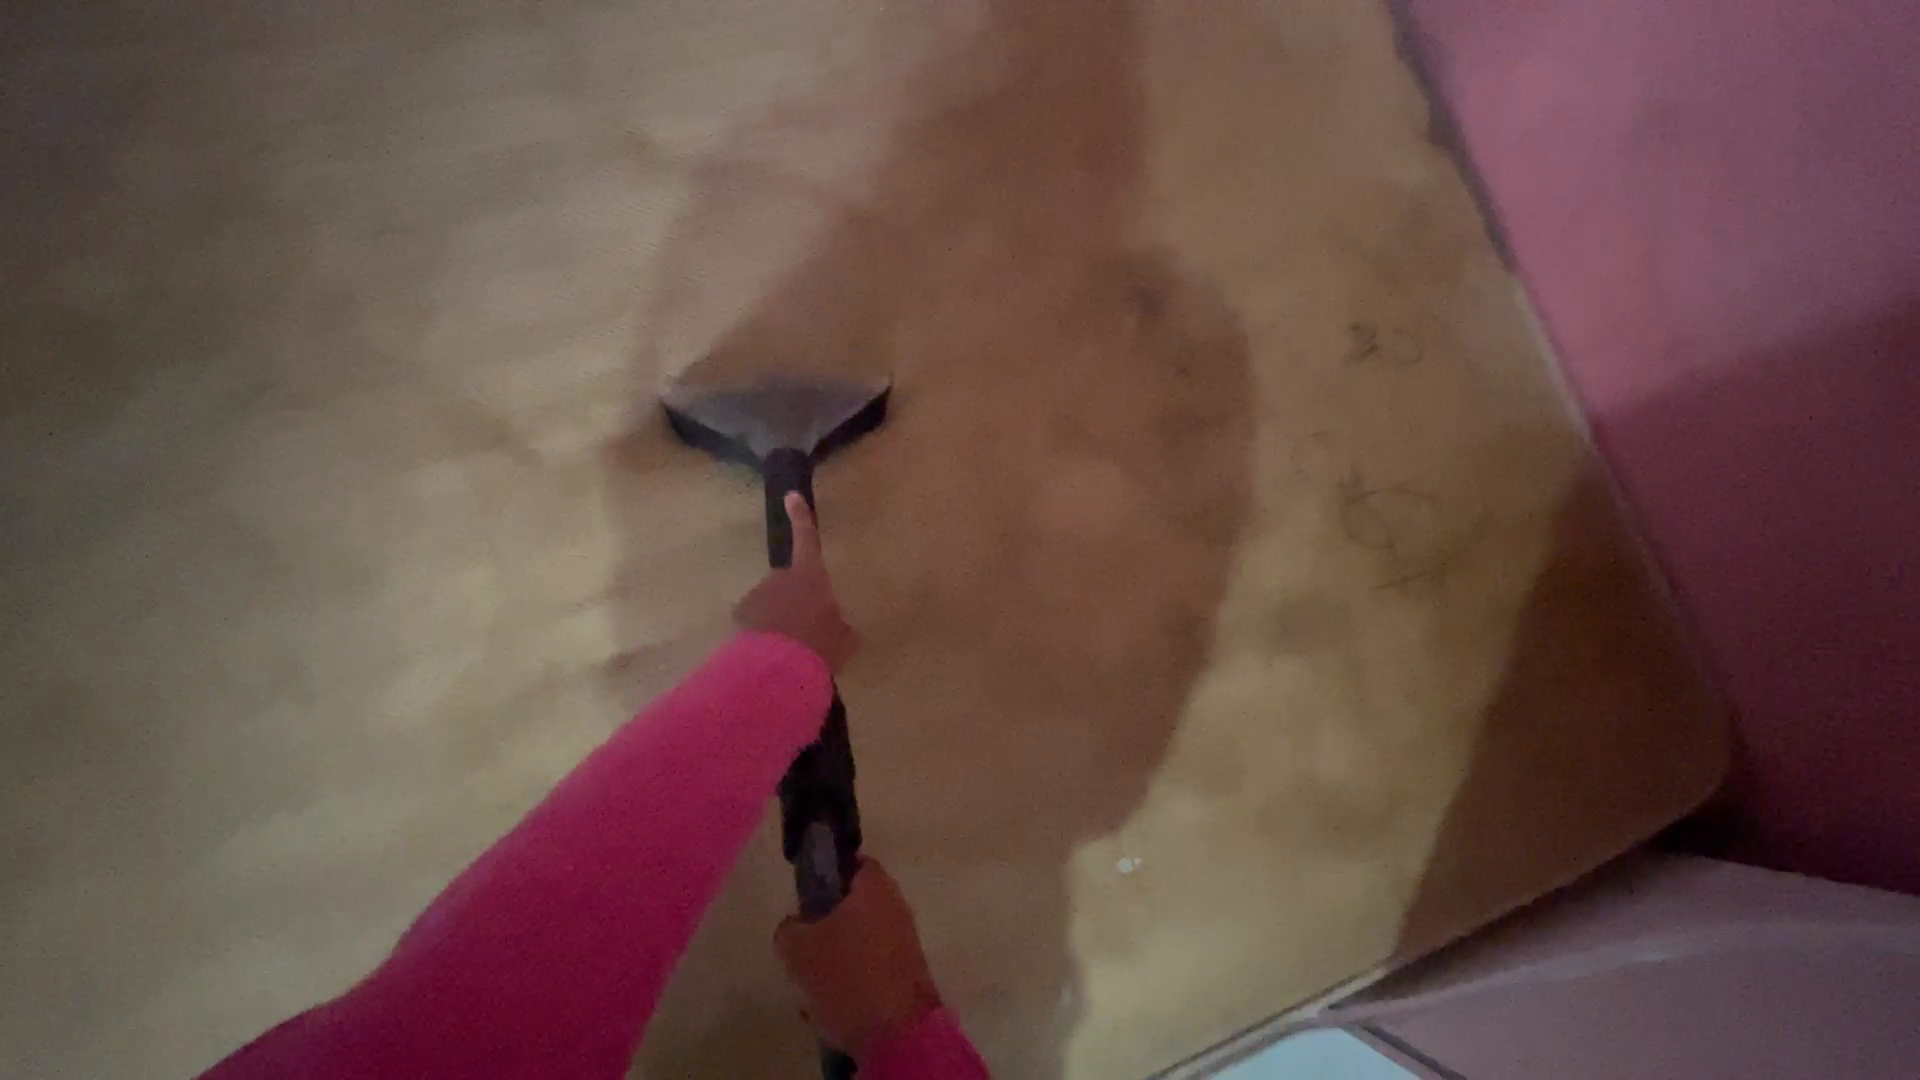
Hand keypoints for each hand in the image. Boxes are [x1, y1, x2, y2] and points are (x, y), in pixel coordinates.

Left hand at [733, 492, 859, 673]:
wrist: (779, 667)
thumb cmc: (820, 645)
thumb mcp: (845, 639)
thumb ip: (843, 628)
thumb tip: (846, 628)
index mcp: (811, 576)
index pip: (808, 539)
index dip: (801, 517)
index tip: (791, 495)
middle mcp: (781, 578)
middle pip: (789, 582)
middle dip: (795, 599)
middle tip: (807, 629)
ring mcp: (758, 595)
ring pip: (771, 603)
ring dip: (779, 618)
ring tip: (790, 649)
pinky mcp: (740, 615)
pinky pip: (755, 620)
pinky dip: (761, 632)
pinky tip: (770, 653)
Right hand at [774, 858, 943, 1059]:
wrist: (896, 1032)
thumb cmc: (847, 976)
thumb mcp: (798, 950)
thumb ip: (789, 928)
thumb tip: (796, 924)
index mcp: (875, 885)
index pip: (851, 863)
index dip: (827, 874)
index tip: (807, 896)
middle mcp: (896, 904)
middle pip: (855, 903)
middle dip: (828, 923)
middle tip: (804, 943)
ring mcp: (905, 938)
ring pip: (860, 938)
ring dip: (837, 955)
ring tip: (813, 982)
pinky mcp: (907, 971)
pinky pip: (871, 965)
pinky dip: (853, 978)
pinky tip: (833, 1003)